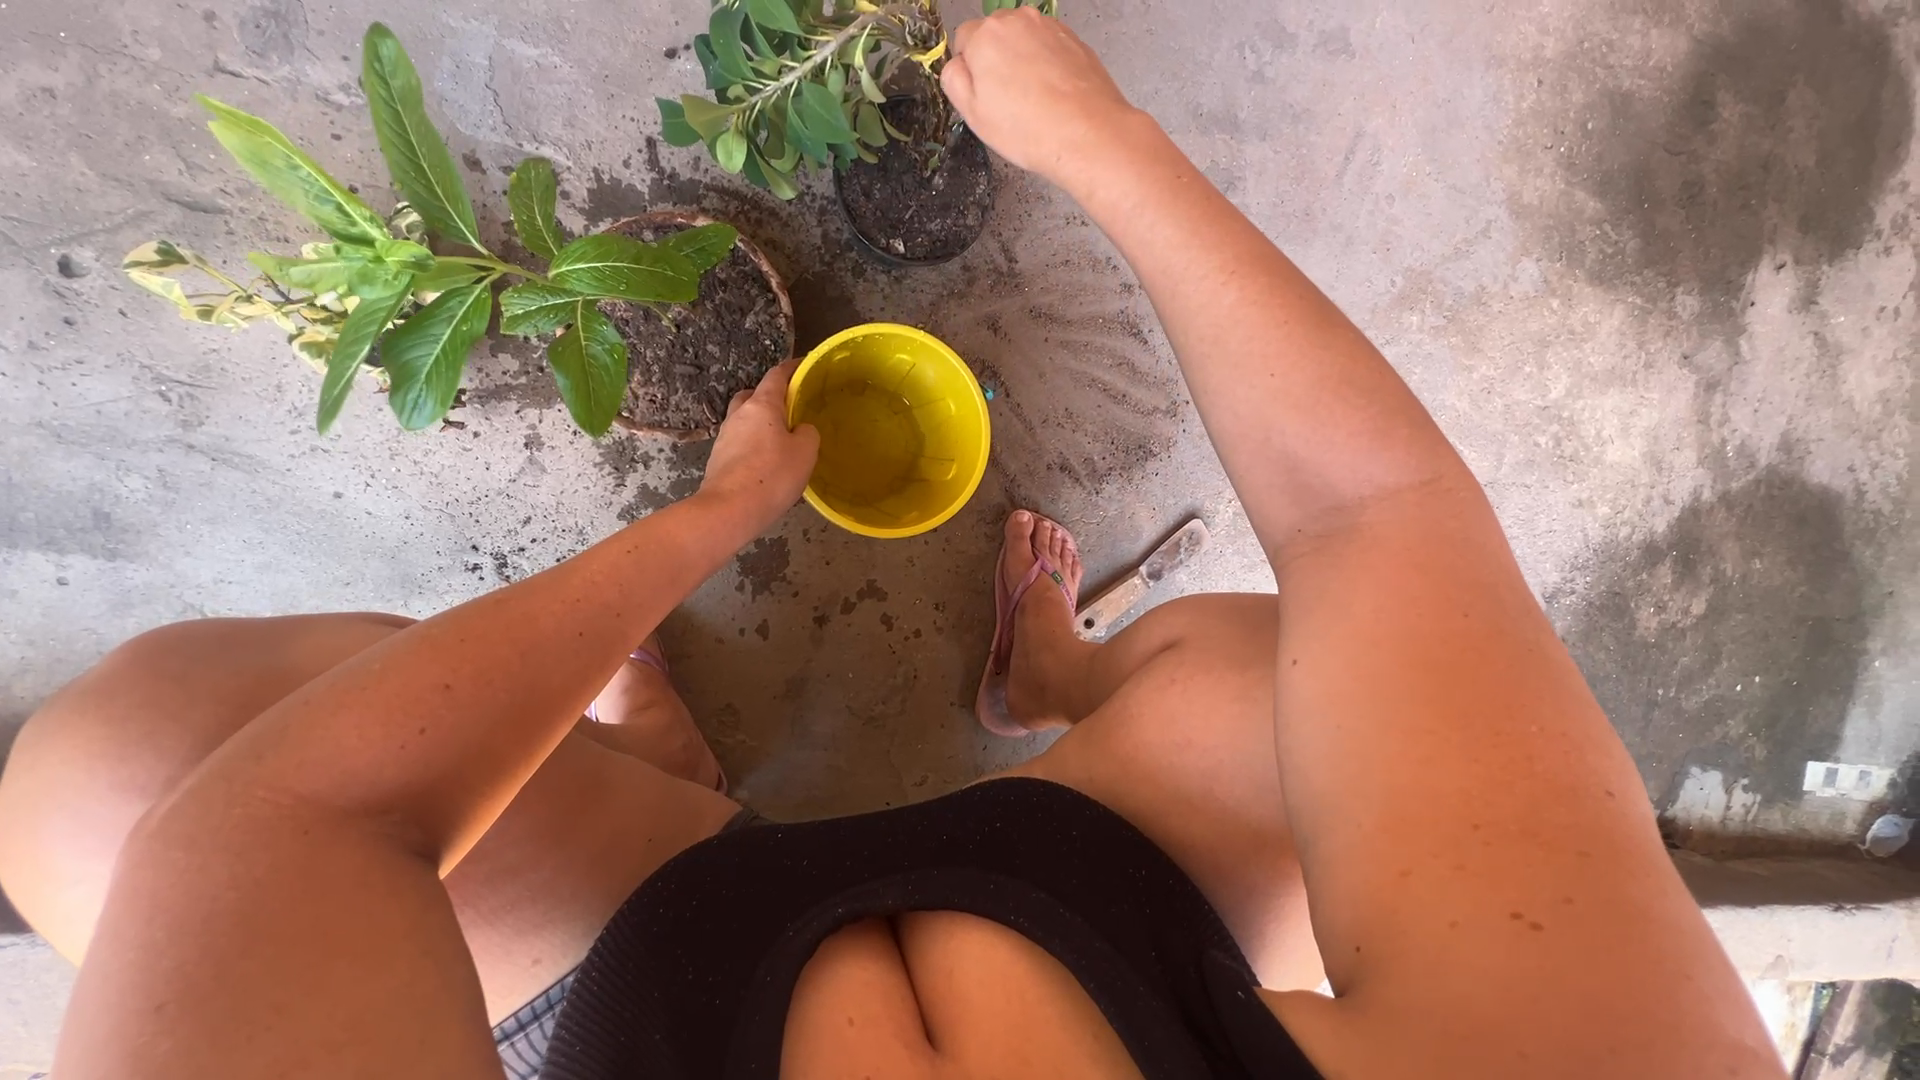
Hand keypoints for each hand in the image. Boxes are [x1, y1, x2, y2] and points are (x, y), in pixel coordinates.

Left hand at [698, 360, 819, 531]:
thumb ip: (807, 433)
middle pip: (753, 395)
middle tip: (790, 409)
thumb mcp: (805, 452)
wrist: (730, 509)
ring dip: (760, 423)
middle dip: (770, 396)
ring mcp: (725, 437)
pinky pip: (740, 442)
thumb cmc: (772, 475)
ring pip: (744, 420)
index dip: (792, 368)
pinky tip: (765, 462)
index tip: (805, 366)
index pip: (777, 375)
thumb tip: (800, 429)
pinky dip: (753, 444)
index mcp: (762, 405)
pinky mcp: (719, 459)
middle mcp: (739, 415)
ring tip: (780, 439)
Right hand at [941, 9, 1139, 183]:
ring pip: (1023, 42)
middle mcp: (1017, 21)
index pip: (964, 40)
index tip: (982, 96)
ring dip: (1022, 64)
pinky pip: (1048, 49)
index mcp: (985, 36)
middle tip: (1007, 103)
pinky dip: (1046, 67)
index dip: (970, 71)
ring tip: (1033, 103)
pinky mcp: (1072, 39)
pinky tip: (1052, 98)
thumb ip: (954, 81)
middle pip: (995, 37)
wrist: (1086, 133)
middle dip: (996, 63)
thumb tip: (956, 66)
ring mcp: (1048, 27)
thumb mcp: (973, 114)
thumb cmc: (1029, 129)